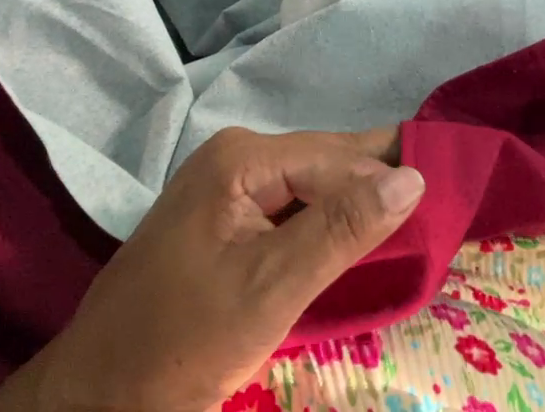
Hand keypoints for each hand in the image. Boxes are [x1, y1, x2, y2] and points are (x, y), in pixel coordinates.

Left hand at [0, 126, 423, 411]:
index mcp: (243, 158)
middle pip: (327, 164)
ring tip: (411, 223)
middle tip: (441, 209)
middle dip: (377, 186)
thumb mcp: (271, 289)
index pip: (339, 156)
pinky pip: (290, 208)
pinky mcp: (223, 220)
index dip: (391, 179)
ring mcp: (225, 187)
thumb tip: (415, 176)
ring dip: (354, 208)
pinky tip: (356, 239)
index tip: (449, 200)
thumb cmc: (181, 344)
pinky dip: (326, 225)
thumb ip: (342, 229)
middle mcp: (235, 157)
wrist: (95, 397)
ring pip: (312, 187)